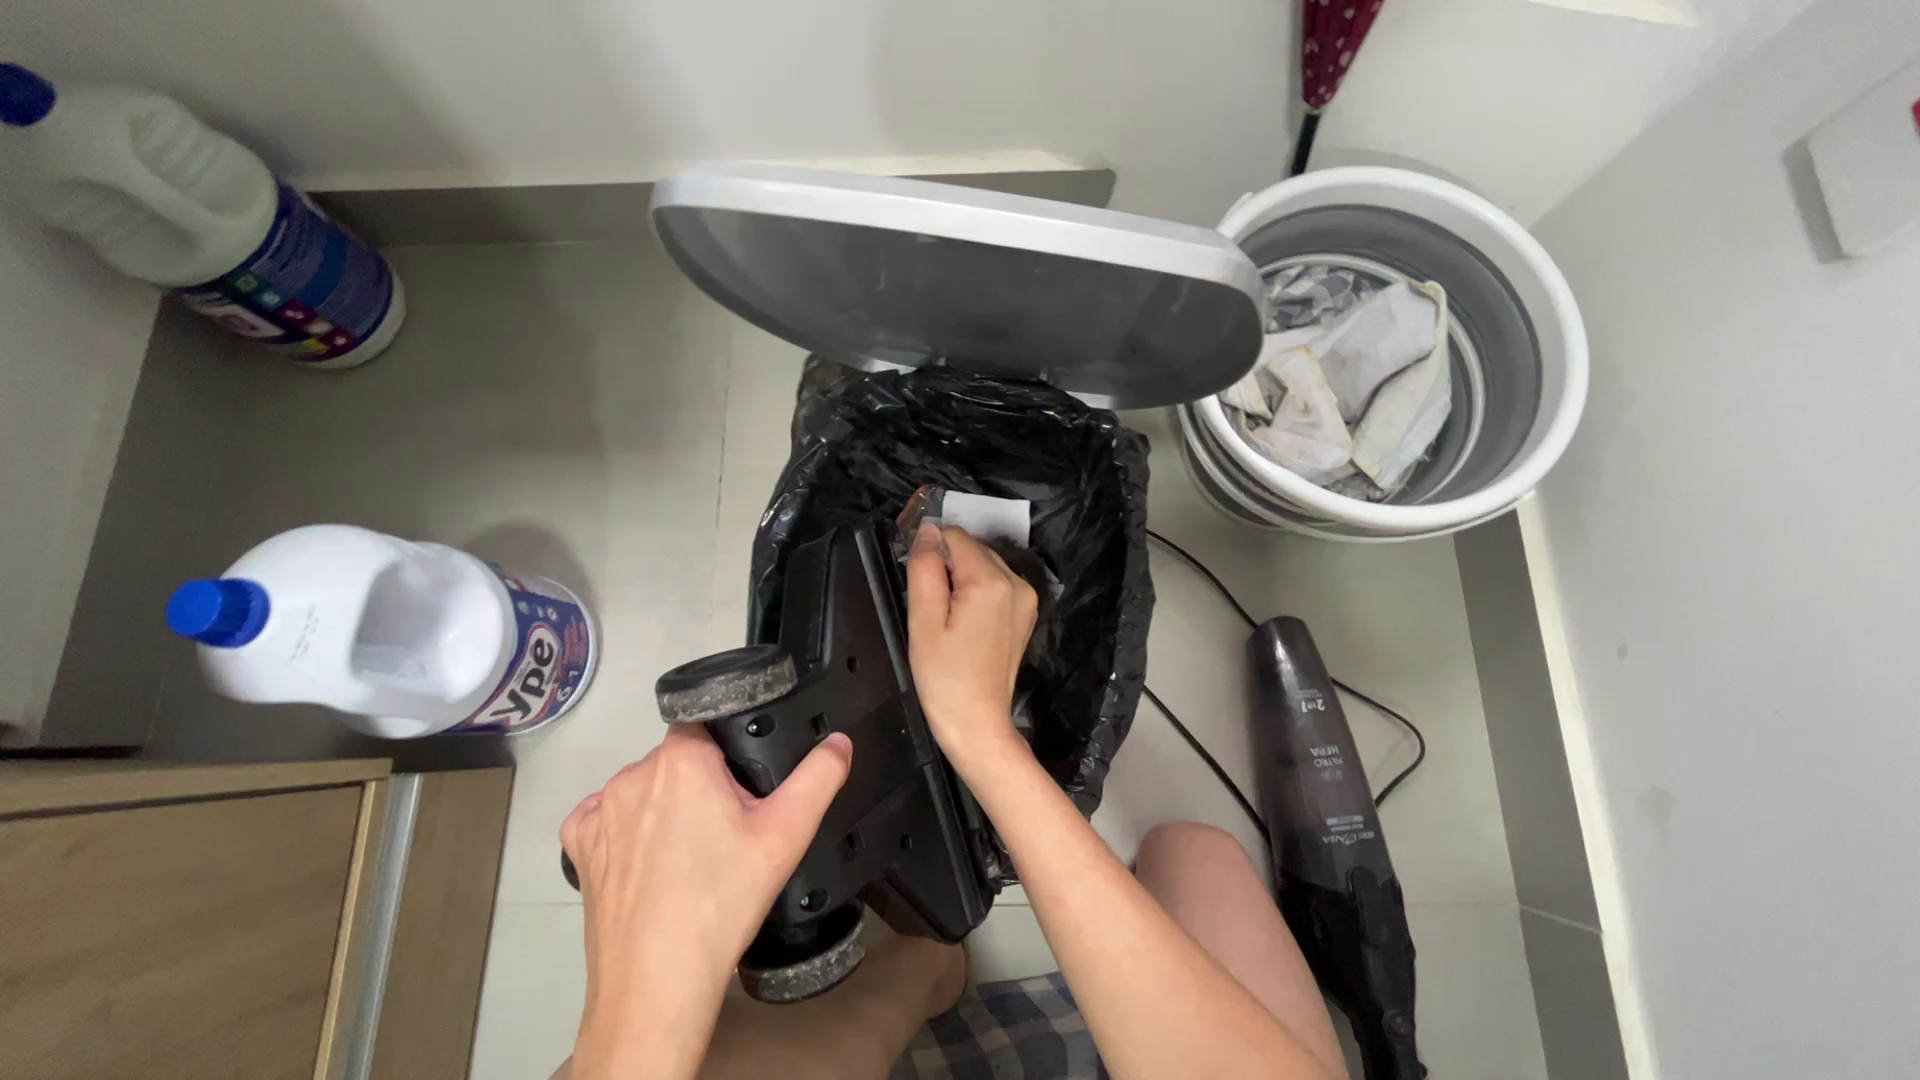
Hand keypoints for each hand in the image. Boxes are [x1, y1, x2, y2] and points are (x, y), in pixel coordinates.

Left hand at [560, 725, 850, 1078]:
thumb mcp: (787, 835)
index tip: (745, 785)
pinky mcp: (578, 846)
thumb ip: (818, 779)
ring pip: (644, 789)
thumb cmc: (724, 900)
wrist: (657, 982)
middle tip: (727, 829)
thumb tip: (840, 742)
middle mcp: (632, 774)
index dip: (729, 751)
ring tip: (692, 855)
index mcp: (681, 759)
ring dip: (666, 806)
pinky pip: (606, 819)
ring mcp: (599, 811)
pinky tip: (650, 863)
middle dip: (702, 782)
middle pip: (677, 760)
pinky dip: (627, 831)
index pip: (706, 726)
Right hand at [905, 524, 1038, 768]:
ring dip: (961, 579)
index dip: (930, 553)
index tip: (919, 584)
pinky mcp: (1026, 613)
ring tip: (948, 618)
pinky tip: (964, 623)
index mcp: (991, 581)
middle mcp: (1016, 581)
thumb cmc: (944, 677)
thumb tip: (927, 532)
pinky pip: (996, 584)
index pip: (954, 536)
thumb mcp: (923, 620)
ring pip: (983, 564)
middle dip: (947, 566)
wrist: (977, 723)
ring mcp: (1026, 598)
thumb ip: (925, 568)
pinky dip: (977, 592)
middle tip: (931, 608)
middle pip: (971, 548)